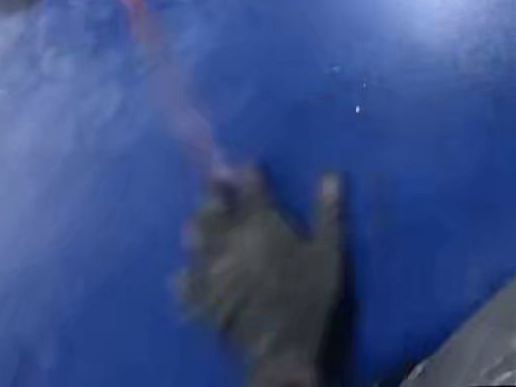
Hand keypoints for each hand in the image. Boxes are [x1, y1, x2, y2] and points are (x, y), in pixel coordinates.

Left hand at [180, 170, 343, 386]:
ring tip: (200, 222)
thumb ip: (328, 212)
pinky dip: (185, 274)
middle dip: (214, 192)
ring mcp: (211, 268)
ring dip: (198, 226)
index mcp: (260, 222)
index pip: (251, 185)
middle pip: (213, 205)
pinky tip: (186, 274)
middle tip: (216, 184)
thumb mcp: (329, 252)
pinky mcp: (201, 300)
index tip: (249, 164)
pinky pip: (184, 281)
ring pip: (195, 237)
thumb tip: (331, 173)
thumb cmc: (308, 297)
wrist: (281, 353)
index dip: (248, 171)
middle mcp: (229, 238)